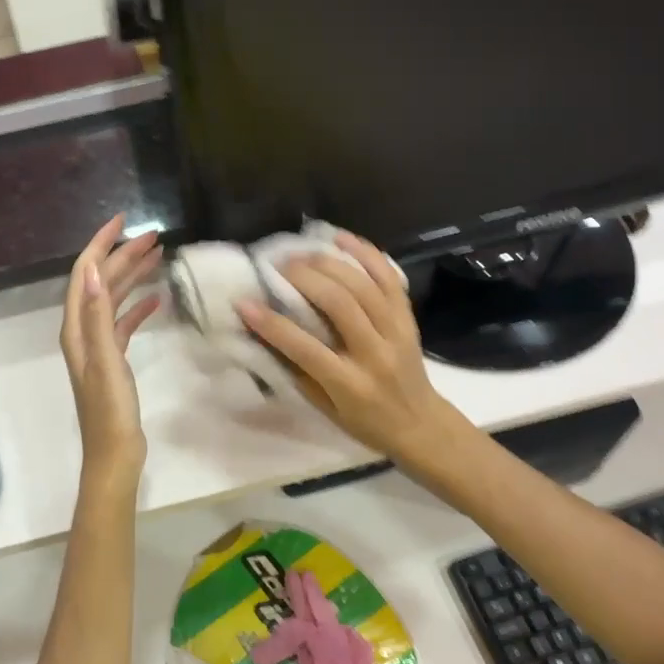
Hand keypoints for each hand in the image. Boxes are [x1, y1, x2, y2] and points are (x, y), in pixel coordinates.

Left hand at [62, 215, 163, 486]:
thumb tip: (93, 272)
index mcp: (77, 329)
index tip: (123, 220)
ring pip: (114, 300)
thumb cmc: (110, 410)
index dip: (100, 244)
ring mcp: (98, 347)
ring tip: (158, 257)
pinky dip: (139, 307)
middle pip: (101, 283)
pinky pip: (124, 323)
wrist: (114, 453)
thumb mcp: (106, 360)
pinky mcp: (113, 360)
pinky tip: (157, 299)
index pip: (85, 275)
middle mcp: (83, 332)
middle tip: (154, 236)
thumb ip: (98, 316)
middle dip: (123, 255)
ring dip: (133, 277)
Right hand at [236, 232, 467, 467]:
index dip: (272, 324)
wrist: (420, 425)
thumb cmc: (365, 422)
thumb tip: (265, 336)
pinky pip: (389, 277)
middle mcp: (375, 354)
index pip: (306, 348)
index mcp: (350, 385)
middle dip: (304, 279)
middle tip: (277, 268)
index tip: (243, 303)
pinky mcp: (407, 318)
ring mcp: (396, 332)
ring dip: (329, 264)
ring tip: (301, 255)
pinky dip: (365, 254)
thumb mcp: (325, 409)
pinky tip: (340, 238)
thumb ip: (298, 372)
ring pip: (363, 286)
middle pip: (339, 304)